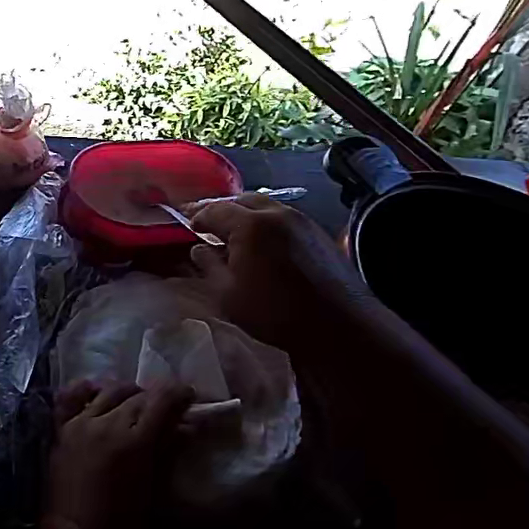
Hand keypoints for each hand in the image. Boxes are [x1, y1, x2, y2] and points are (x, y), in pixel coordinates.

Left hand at [41, 381, 192, 528]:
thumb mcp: (156, 492)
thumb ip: (169, 453)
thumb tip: (187, 427)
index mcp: (135, 441)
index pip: (162, 401)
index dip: (179, 394)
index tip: (189, 396)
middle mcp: (106, 424)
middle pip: (137, 396)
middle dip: (156, 398)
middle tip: (168, 407)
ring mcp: (80, 423)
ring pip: (108, 391)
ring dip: (128, 393)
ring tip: (137, 403)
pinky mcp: (61, 430)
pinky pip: (71, 397)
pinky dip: (86, 390)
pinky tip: (97, 391)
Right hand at [183, 196, 380, 354]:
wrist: (340, 327)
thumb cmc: (276, 312)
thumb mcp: (228, 294)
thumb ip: (209, 266)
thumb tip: (200, 249)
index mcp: (251, 224)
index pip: (215, 210)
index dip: (197, 217)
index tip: (188, 228)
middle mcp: (277, 213)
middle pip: (242, 200)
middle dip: (223, 211)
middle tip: (209, 227)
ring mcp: (302, 221)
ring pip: (266, 207)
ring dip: (247, 216)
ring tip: (236, 235)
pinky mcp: (319, 234)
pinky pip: (284, 219)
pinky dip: (267, 224)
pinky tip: (264, 244)